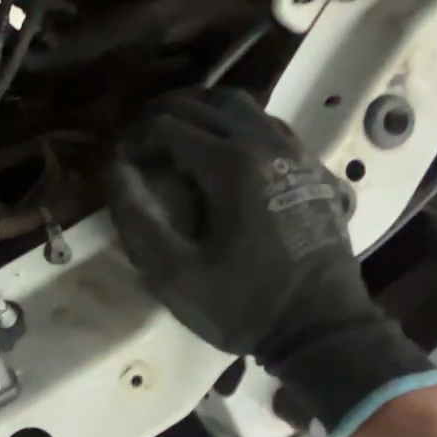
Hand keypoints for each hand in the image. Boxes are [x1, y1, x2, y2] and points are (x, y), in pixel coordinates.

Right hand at [105, 88, 436, 436]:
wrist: (323, 332)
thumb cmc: (242, 305)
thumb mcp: (171, 272)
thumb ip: (134, 215)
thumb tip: (113, 168)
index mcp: (231, 167)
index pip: (165, 125)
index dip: (131, 138)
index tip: (115, 163)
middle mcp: (264, 146)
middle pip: (199, 103)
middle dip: (156, 118)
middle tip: (132, 145)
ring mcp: (294, 153)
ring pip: (236, 104)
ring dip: (195, 112)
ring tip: (169, 137)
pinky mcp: (310, 167)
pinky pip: (265, 122)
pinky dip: (230, 123)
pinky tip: (214, 150)